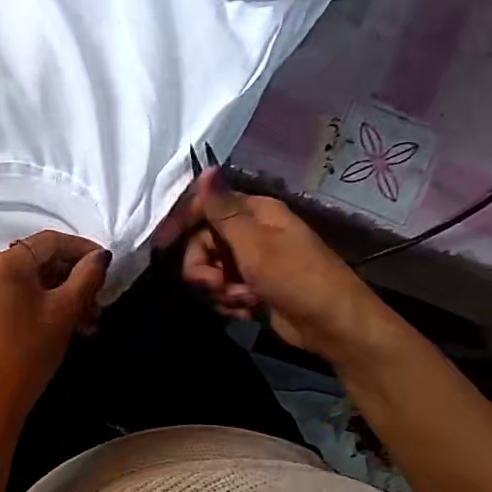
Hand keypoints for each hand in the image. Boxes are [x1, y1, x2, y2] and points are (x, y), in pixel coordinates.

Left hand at [0, 230, 110, 426]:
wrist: (0, 394)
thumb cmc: (33, 349)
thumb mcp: (66, 309)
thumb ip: (87, 276)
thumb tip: (102, 256)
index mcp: (7, 262)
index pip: (51, 241)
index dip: (83, 248)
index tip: (108, 263)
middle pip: (43, 257)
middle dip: (76, 275)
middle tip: (100, 297)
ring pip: (36, 276)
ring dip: (66, 291)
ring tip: (90, 316)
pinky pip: (24, 290)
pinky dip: (49, 299)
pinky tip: (72, 320)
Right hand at [163, 169, 383, 356]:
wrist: (330, 323)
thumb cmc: (295, 276)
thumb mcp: (254, 242)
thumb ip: (223, 209)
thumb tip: (207, 167)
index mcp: (255, 212)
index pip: (206, 206)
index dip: (182, 223)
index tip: (162, 244)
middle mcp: (251, 233)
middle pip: (202, 244)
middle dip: (203, 269)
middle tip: (215, 285)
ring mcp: (252, 263)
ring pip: (210, 272)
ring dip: (219, 291)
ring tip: (241, 300)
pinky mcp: (252, 288)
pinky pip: (223, 292)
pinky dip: (230, 303)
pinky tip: (247, 311)